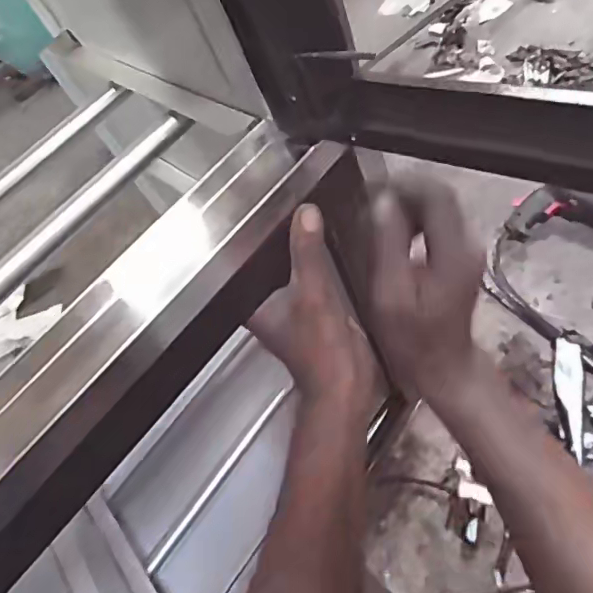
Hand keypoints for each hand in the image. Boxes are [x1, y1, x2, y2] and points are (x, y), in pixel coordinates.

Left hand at [249, 205, 379, 408]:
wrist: (348, 385)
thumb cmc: (322, 355)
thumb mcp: (314, 293)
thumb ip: (308, 254)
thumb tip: (305, 216)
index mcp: (255, 304)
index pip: (244, 262)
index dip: (250, 236)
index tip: (258, 210)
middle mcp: (268, 307)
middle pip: (268, 263)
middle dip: (278, 238)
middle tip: (286, 207)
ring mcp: (292, 310)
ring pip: (290, 270)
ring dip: (299, 251)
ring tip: (305, 219)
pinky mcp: (316, 313)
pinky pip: (313, 278)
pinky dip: (319, 264)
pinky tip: (329, 248)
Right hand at [367, 177, 486, 403]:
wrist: (444, 367)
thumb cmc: (413, 340)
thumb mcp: (389, 293)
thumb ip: (386, 243)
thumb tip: (382, 202)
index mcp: (453, 251)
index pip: (435, 195)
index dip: (403, 184)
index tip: (374, 190)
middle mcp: (468, 244)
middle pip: (440, 195)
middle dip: (405, 191)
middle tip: (372, 199)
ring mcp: (469, 249)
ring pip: (442, 206)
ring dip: (410, 203)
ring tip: (379, 213)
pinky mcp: (463, 255)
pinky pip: (441, 221)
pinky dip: (417, 217)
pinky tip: (394, 230)